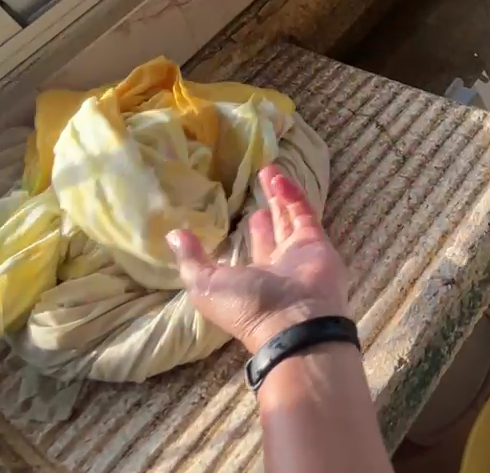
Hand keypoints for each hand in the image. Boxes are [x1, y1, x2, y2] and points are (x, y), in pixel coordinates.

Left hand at [168, 164, 350, 353]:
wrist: (295, 319)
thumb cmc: (247, 306)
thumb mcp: (207, 287)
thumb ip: (192, 260)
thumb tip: (174, 234)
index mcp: (250, 280)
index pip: (247, 251)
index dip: (243, 232)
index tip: (235, 211)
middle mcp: (276, 265)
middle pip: (271, 231)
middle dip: (265, 211)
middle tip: (257, 185)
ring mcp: (297, 251)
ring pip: (288, 217)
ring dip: (279, 195)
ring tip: (269, 170)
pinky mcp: (315, 239)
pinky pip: (303, 212)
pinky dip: (293, 195)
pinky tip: (280, 178)